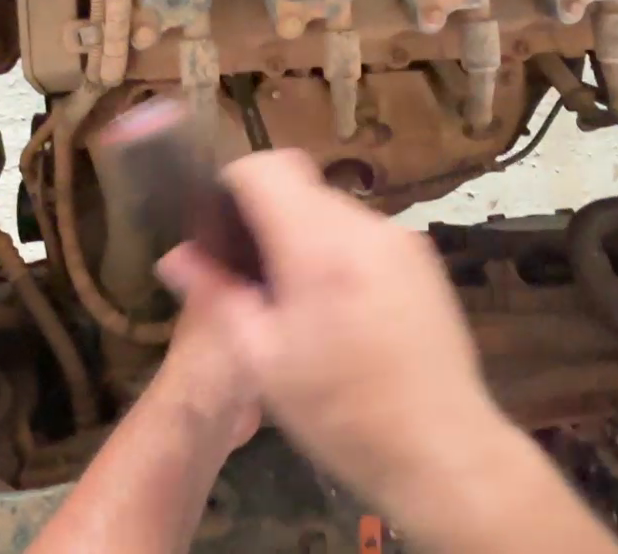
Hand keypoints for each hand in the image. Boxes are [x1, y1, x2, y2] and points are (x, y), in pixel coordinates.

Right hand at [155, 150, 496, 513]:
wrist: (444, 449)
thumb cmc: (342, 413)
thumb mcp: (262, 361)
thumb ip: (216, 295)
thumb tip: (174, 256)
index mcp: (318, 245)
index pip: (268, 167)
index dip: (234, 182)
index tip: (221, 223)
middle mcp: (364, 226)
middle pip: (299, 188)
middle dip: (268, 219)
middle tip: (255, 278)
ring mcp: (399, 239)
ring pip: (331, 210)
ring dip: (305, 236)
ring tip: (299, 301)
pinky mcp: (422, 257)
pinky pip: (364, 232)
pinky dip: (339, 251)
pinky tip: (341, 308)